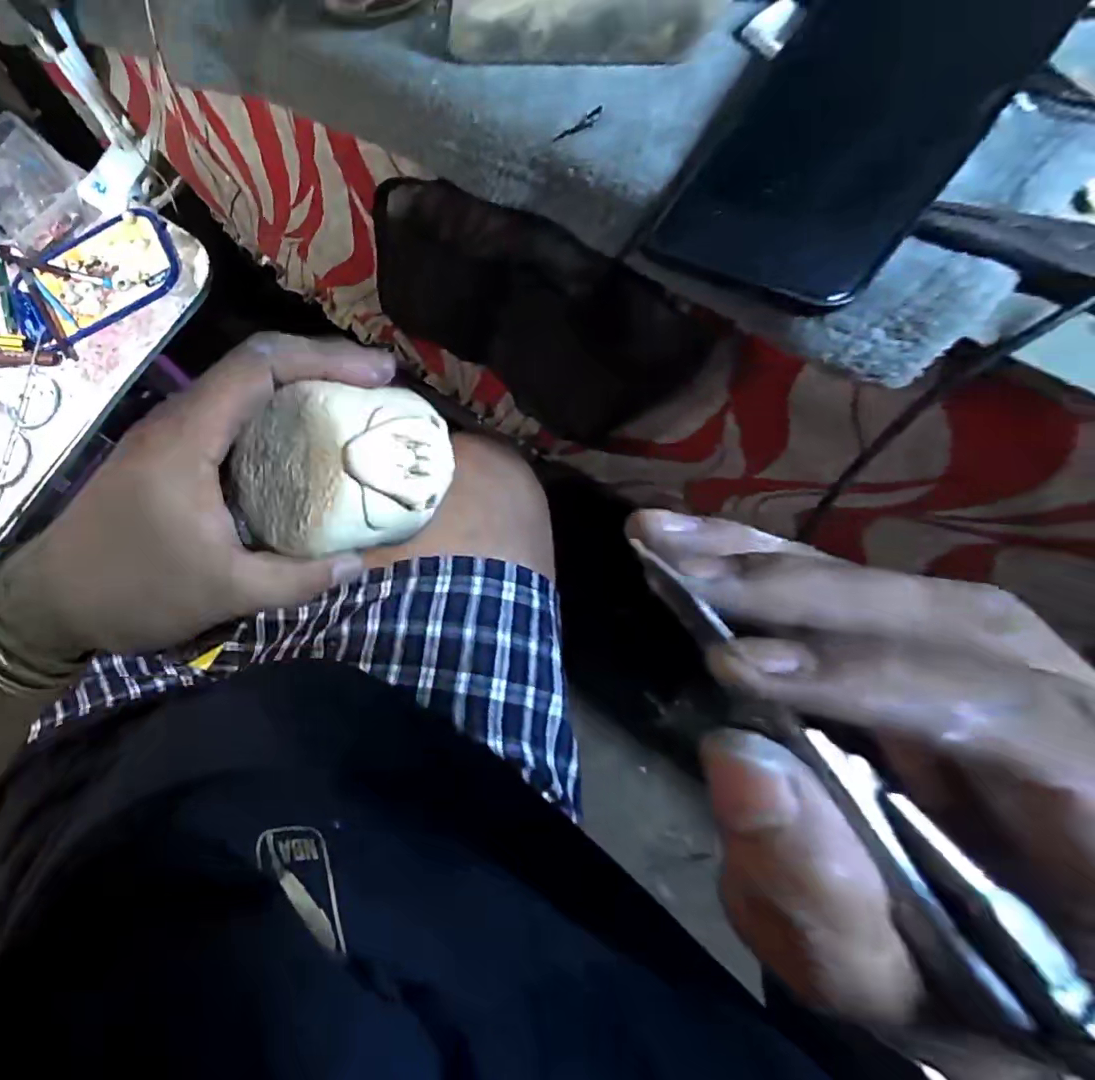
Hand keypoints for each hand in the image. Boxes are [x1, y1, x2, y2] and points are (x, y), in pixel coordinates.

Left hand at [0, 333, 393, 656]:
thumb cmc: (131, 591)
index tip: (378, 375)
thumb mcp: (222, 592)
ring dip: (285, 397)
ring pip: (230, 395)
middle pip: (248, 368)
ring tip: (337, 416)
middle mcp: (170, 422)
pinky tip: (281, 454)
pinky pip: (214, 424)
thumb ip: (294, 579)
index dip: (325, 357)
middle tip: (368, 393)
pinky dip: (257, 426)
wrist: (49, 601)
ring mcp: (156, 439)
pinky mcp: (150, 459)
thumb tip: (354, 566)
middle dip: (315, 369)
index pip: (260, 364)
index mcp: (187, 438)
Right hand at [629, 510, 1094, 1076]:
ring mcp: (1027, 701)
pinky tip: (698, 542)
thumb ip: (821, 898)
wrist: (995, 1002)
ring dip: (779, 561)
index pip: (1022, 720)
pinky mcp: (946, 683)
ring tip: (663, 538)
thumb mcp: (877, 991)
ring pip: (924, 599)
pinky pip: (878, 604)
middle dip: (809, 595)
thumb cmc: (950, 1016)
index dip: (873, 681)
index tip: (729, 668)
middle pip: (976, 629)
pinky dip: (779, 565)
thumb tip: (735, 754)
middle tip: (679, 570)